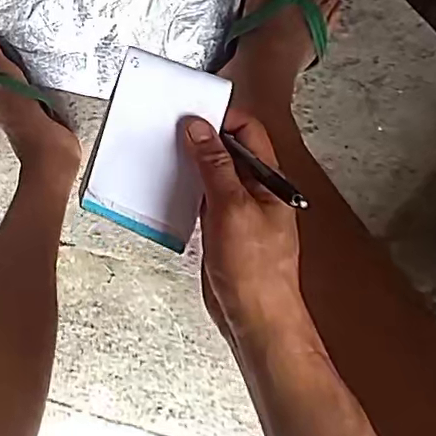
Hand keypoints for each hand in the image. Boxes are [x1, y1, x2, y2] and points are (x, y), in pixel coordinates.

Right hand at [185, 109, 310, 344]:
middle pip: (228, 148)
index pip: (248, 131)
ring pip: (212, 171)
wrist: (255, 322)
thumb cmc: (256, 272)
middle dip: (201, 136)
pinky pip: (201, 194)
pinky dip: (186, 185)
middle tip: (172, 128)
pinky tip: (170, 184)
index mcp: (269, 180)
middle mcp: (255, 190)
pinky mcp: (220, 225)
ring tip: (165, 151)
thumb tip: (199, 128)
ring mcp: (237, 208)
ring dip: (190, 161)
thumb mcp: (231, 208)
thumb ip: (215, 165)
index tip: (192, 113)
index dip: (222, 117)